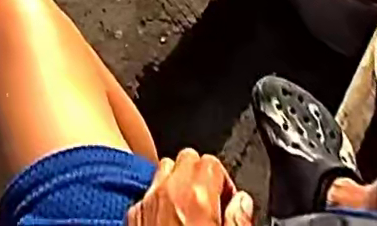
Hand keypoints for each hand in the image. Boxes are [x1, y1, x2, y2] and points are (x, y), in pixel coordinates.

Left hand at [126, 149, 252, 225]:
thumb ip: (239, 220)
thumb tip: (243, 202)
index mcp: (196, 197)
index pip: (210, 162)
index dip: (225, 182)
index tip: (230, 203)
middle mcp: (168, 190)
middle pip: (186, 158)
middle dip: (201, 175)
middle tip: (213, 205)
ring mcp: (147, 199)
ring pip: (164, 170)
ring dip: (178, 182)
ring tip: (192, 212)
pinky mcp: (134, 213)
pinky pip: (148, 191)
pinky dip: (160, 199)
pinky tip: (170, 221)